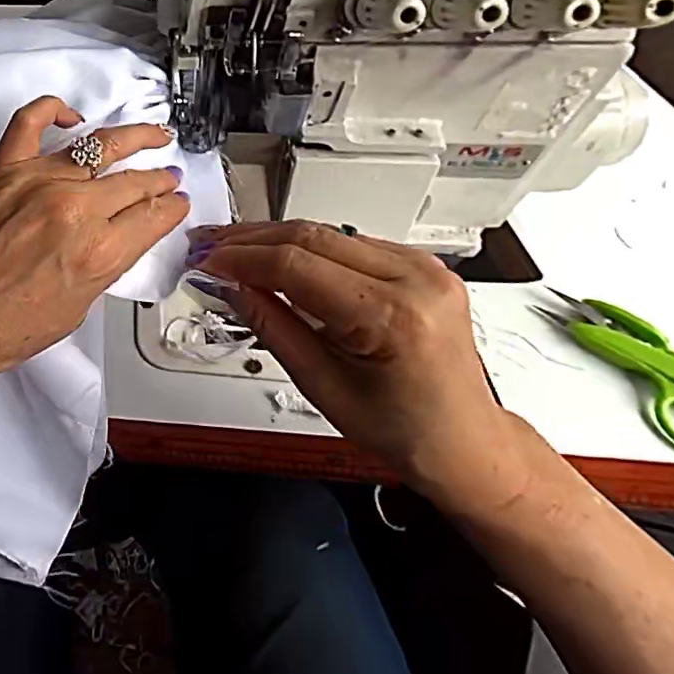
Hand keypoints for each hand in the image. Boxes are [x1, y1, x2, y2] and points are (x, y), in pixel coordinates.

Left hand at [0, 96, 189, 453]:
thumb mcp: (73, 311)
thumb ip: (104, 267)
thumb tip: (121, 240)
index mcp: (97, 253)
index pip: (153, 217)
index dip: (172, 209)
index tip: (177, 205)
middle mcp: (73, 210)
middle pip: (135, 182)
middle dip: (160, 180)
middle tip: (169, 179)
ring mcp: (36, 182)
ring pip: (101, 146)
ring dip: (135, 138)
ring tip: (153, 135)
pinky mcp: (1, 169)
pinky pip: (32, 121)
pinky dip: (56, 109)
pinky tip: (73, 117)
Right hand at [194, 221, 533, 506]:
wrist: (463, 440)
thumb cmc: (409, 430)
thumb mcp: (324, 388)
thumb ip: (275, 328)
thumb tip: (235, 288)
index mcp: (394, 316)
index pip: (297, 266)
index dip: (243, 259)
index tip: (210, 262)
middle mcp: (417, 279)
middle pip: (313, 236)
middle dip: (253, 240)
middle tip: (213, 246)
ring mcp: (424, 267)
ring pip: (330, 233)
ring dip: (277, 239)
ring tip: (237, 250)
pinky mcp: (420, 265)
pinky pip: (352, 243)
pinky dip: (309, 248)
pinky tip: (280, 257)